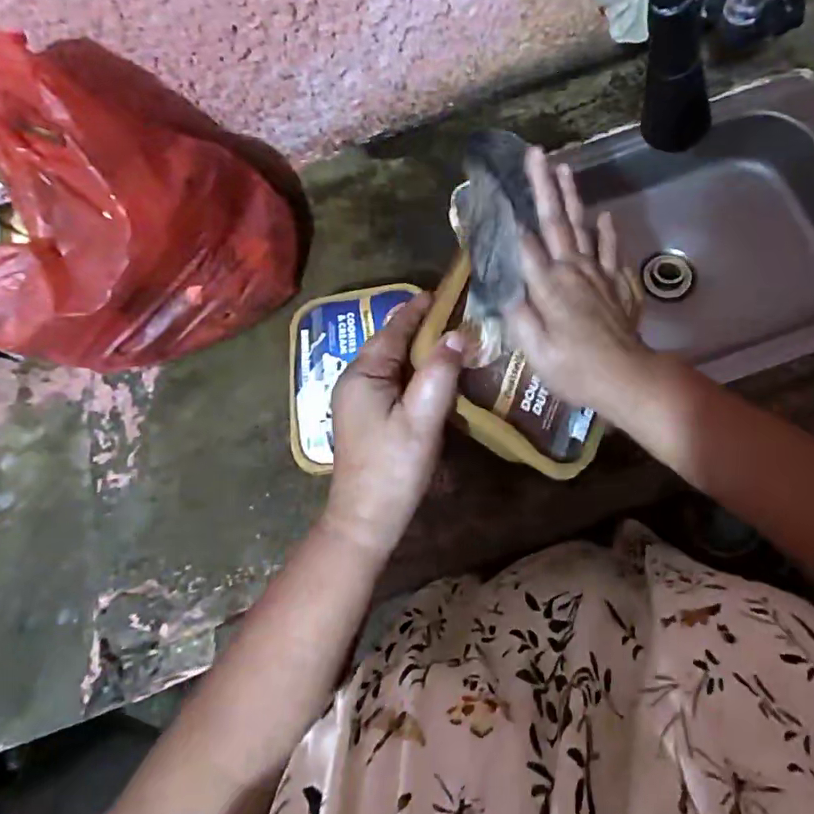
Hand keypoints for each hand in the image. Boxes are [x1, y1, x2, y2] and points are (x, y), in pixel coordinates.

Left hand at [325, 293, 464, 555]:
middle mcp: (355, 380)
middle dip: (420, 327)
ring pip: (392, 363)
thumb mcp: (422, 418)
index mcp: (363, 374)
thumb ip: (439, 373)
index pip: (394, 330)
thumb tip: (458, 334)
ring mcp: (358, 400)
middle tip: (454, 314)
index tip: (442, 293)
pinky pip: (391, 380)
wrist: (365, 520)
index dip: (418, 311)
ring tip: (449, 337)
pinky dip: (413, 370)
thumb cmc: (393, 468)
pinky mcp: (366, 417)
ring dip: (418, 349)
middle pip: (390, 343)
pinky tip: (433, 375)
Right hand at [503, 147, 651, 414]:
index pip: (525, 241)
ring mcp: (599, 274)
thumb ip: (518, 310)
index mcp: (549, 285)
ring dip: (574, 196)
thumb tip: (506, 277)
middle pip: (556, 220)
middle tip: (536, 153)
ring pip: (584, 227)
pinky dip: (608, 232)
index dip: (512, 214)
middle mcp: (573, 269)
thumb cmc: (573, 368)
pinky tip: (605, 217)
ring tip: (566, 169)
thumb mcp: (534, 349)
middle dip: (544, 185)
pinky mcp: (618, 285)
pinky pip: (612, 251)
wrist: (628, 378)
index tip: (501, 185)